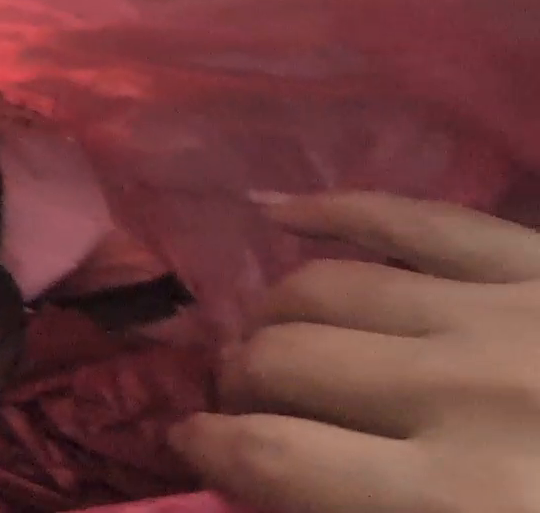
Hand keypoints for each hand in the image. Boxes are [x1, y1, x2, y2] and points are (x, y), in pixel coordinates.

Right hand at [171, 191, 539, 512]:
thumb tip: (260, 486)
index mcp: (471, 501)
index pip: (273, 458)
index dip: (210, 447)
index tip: (190, 442)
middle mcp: (465, 392)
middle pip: (283, 360)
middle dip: (241, 380)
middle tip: (244, 401)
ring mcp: (504, 313)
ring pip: (324, 288)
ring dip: (276, 315)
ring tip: (273, 337)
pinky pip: (412, 217)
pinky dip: (334, 209)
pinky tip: (277, 211)